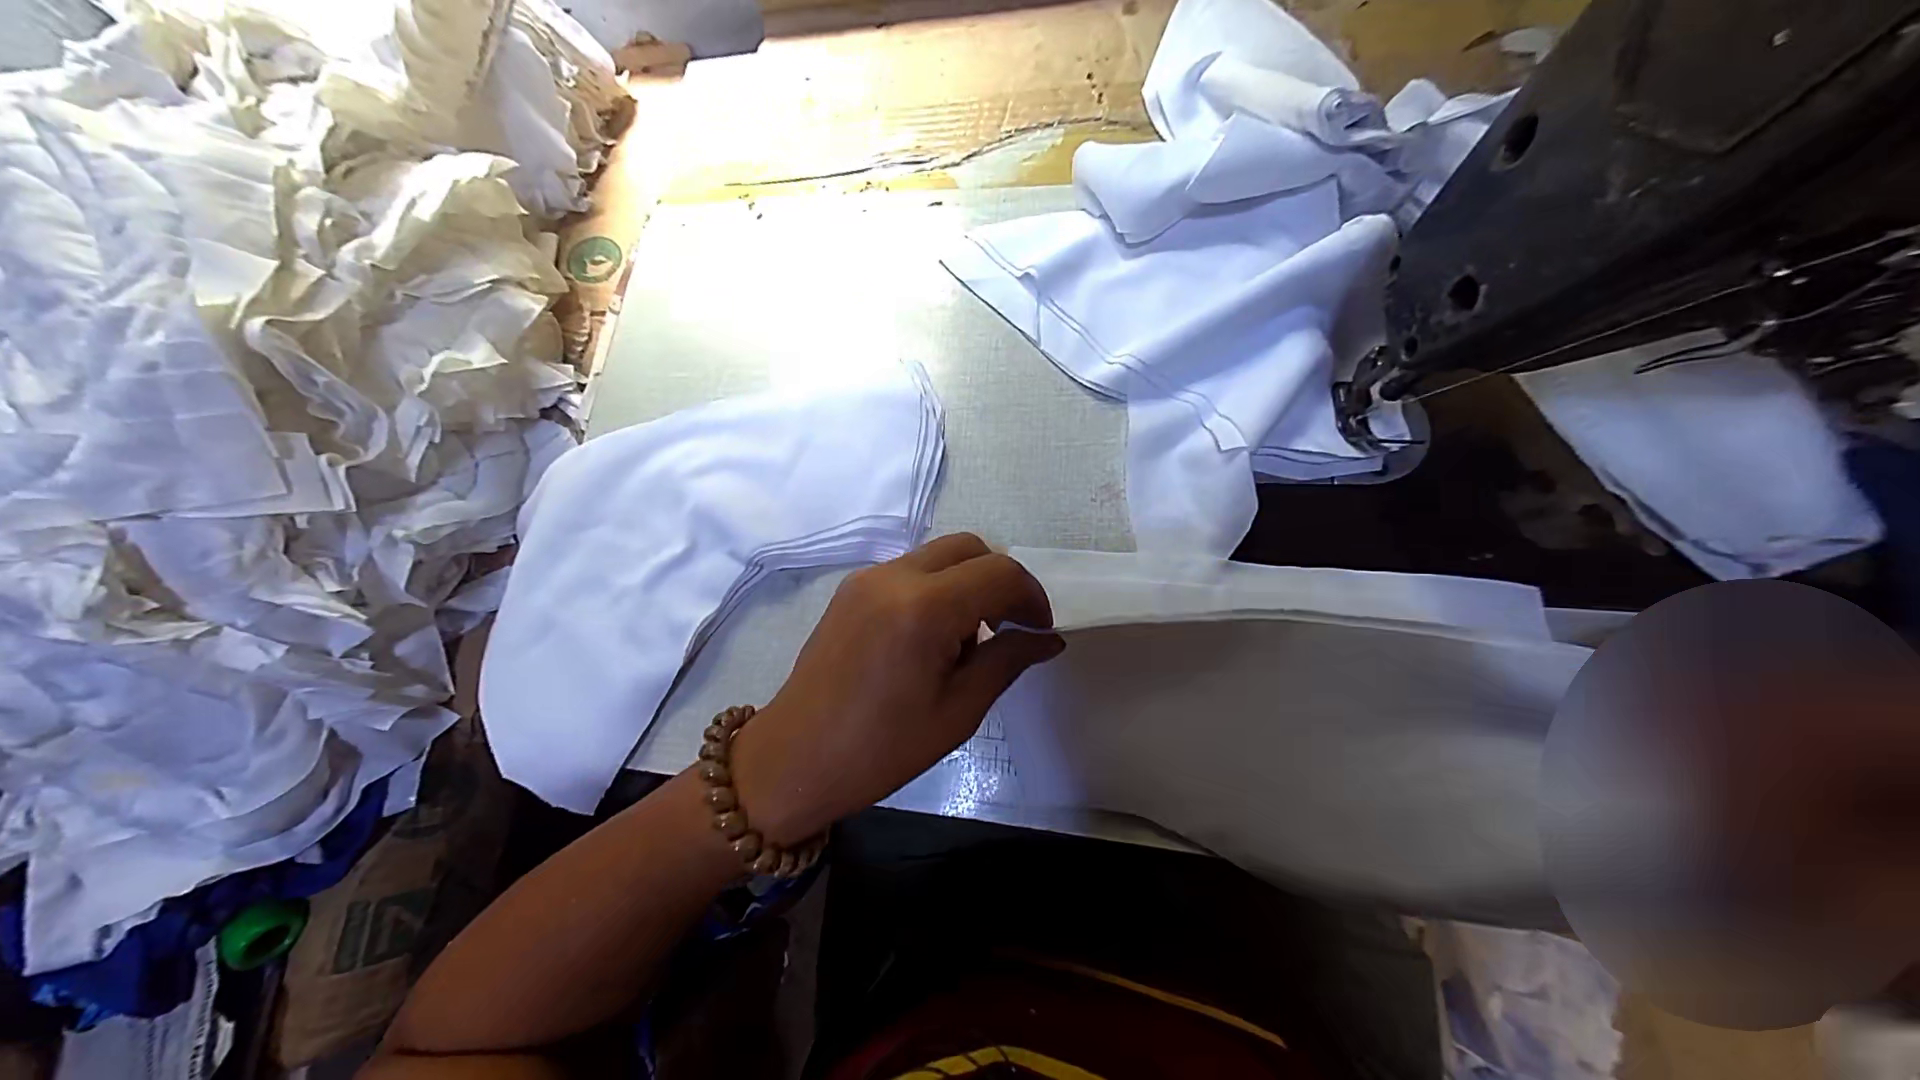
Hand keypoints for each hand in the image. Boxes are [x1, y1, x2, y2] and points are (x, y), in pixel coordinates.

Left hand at [727, 534, 1063, 843]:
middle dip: (1001, 581)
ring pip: (939, 555)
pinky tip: (932, 637)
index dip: (1031, 597)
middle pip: (970, 547)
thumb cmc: (881, 748)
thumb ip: (1008, 661)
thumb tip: (1048, 639)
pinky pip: (910, 570)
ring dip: (968, 583)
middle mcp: (893, 576)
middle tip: (1009, 629)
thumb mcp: (958, 711)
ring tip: (967, 641)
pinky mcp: (850, 589)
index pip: (1000, 573)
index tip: (1039, 632)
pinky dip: (937, 587)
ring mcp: (866, 578)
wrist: (795, 758)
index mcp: (923, 607)